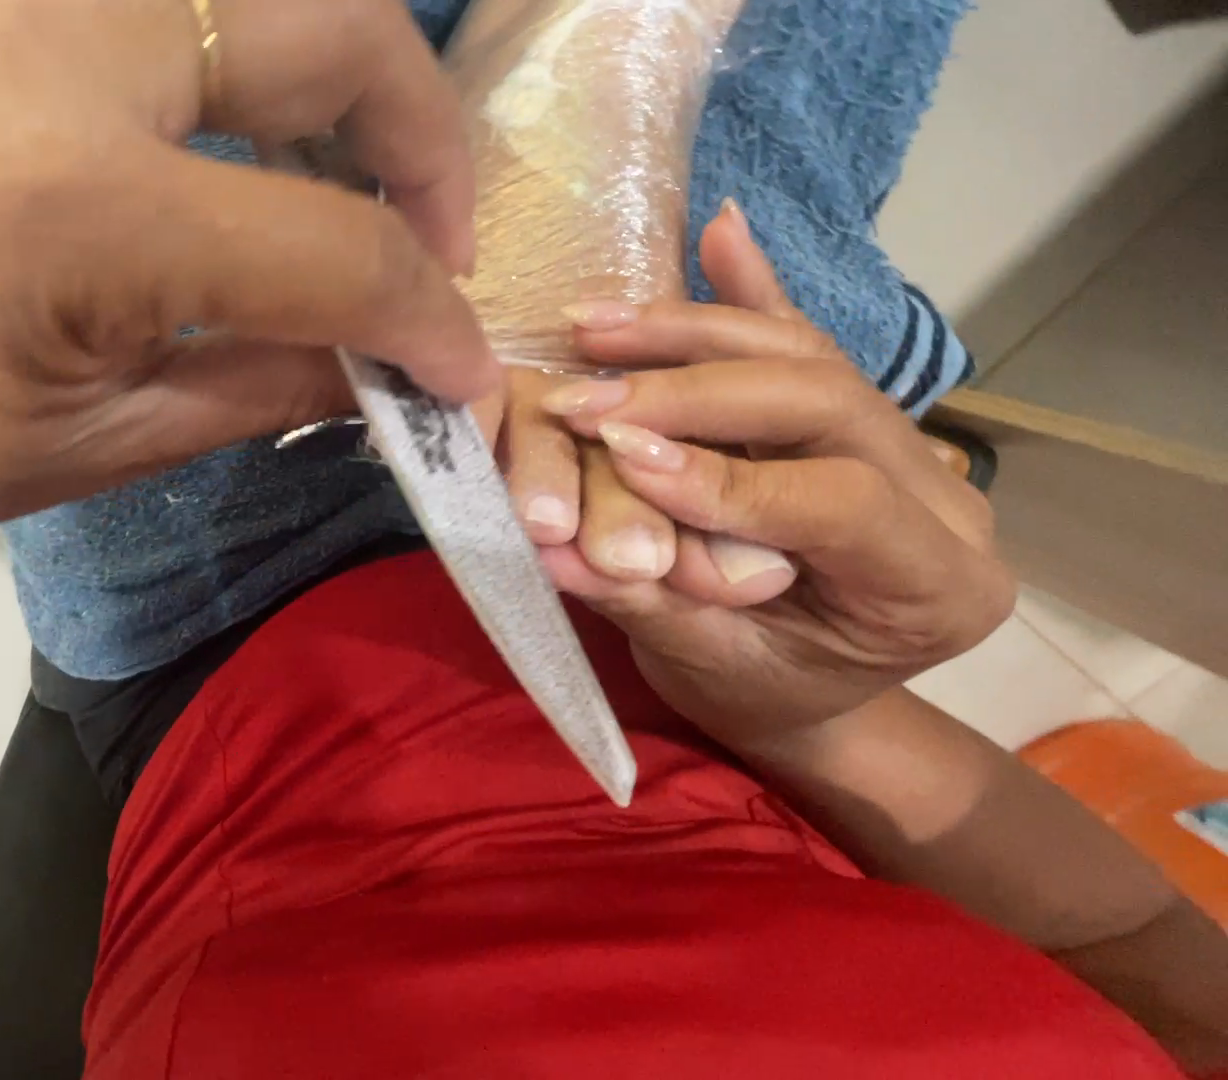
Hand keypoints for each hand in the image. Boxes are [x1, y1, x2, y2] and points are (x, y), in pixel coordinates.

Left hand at [0, 0, 497, 578]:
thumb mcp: (135, 437)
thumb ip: (292, 382)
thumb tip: (413, 366)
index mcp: (80, 202)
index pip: (328, 242)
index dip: (426, 314)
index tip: (467, 369)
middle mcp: (60, 55)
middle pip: (334, 28)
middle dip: (425, 145)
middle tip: (437, 254)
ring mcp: (26, 12)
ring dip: (357, 93)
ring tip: (371, 210)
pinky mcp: (11, 19)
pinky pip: (197, 16)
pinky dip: (274, 81)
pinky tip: (282, 168)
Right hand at [535, 263, 1012, 746]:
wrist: (803, 693)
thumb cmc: (761, 697)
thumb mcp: (706, 669)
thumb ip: (647, 604)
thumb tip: (555, 546)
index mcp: (933, 586)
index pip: (836, 500)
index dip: (723, 476)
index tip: (617, 455)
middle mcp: (942, 495)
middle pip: (824, 398)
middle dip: (690, 392)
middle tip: (586, 399)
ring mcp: (903, 444)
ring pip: (805, 353)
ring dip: (690, 332)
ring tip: (594, 326)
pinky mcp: (849, 419)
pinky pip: (803, 340)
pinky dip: (753, 290)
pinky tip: (720, 233)